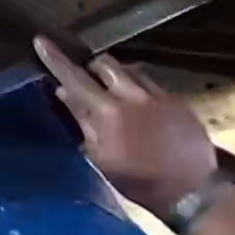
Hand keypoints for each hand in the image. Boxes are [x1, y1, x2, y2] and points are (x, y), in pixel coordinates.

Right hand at [33, 41, 217, 215]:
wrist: (193, 194)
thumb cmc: (137, 179)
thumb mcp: (99, 155)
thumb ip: (81, 119)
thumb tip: (63, 91)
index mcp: (109, 111)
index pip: (74, 77)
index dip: (55, 58)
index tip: (41, 41)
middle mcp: (133, 95)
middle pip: (104, 62)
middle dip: (91, 68)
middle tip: (89, 83)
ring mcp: (159, 95)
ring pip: (129, 69)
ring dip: (116, 76)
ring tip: (115, 94)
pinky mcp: (178, 100)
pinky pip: (150, 82)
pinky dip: (137, 87)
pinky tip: (140, 106)